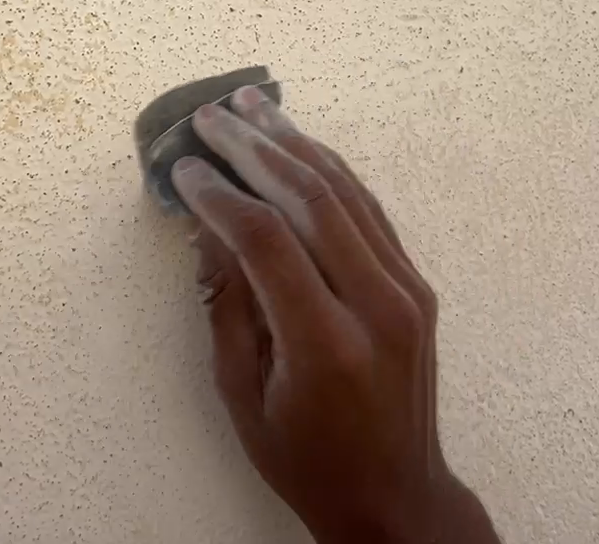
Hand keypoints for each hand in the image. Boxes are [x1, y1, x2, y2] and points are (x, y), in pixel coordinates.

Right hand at [176, 87, 497, 543]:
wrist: (397, 496)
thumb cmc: (305, 457)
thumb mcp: (241, 391)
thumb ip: (224, 302)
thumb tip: (203, 225)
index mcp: (327, 344)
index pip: (266, 240)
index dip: (218, 195)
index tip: (183, 169)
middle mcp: (377, 304)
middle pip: (309, 197)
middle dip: (252, 147)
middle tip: (211, 115)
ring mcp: (406, 287)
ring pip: (344, 189)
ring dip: (292, 140)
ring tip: (252, 103)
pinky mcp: (415, 279)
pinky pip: (367, 205)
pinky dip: (327, 166)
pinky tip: (297, 141)